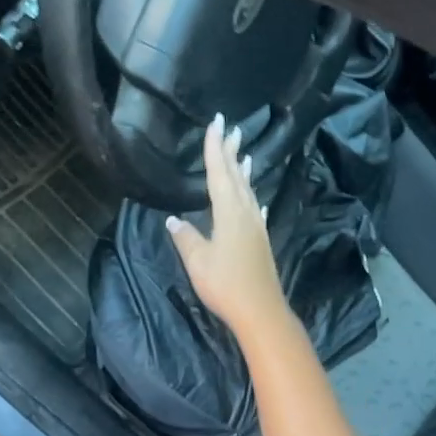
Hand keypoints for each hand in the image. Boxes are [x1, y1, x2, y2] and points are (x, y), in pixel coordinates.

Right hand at [165, 114, 291, 334]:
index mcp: (228, 212)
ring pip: (248, 193)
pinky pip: (255, 213)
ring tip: (245, 156)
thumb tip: (174, 220)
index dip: (215, 148)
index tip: (215, 124)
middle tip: (232, 129)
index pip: (219, 173)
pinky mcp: (261, 244)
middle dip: (232, 153)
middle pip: (237, 178)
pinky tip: (255, 203)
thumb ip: (186, 238)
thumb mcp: (198, 261)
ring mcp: (256, 229)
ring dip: (244, 173)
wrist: (260, 312)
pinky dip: (253, 202)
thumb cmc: (225, 285)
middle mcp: (245, 214)